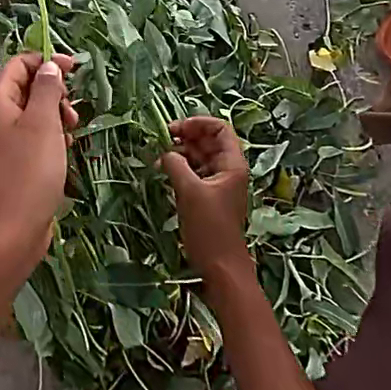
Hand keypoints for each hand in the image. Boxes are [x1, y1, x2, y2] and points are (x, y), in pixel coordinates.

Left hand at [0, 52, 77, 271]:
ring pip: (38, 114)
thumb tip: (49, 66)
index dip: (46, 61)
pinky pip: (40, 138)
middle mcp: (0, 116)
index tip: (75, 69)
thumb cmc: (28, 173)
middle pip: (30, 87)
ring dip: (59, 117)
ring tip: (72, 134)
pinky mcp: (20, 162)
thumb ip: (47, 90)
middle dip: (56, 92)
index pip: (20, 64)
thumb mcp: (42, 123)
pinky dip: (55, 139)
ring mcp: (9, 141)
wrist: (10, 233)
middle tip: (71, 112)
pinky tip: (66, 152)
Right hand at [161, 117, 255, 291]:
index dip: (198, 123)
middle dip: (185, 136)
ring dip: (179, 151)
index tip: (174, 128)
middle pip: (208, 140)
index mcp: (232, 164)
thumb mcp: (190, 192)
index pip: (220, 128)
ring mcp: (217, 183)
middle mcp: (227, 169)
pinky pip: (193, 171)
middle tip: (161, 139)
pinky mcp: (207, 195)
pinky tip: (162, 169)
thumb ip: (176, 164)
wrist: (220, 267)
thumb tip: (165, 152)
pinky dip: (179, 167)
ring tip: (158, 155)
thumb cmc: (210, 228)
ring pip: (199, 156)